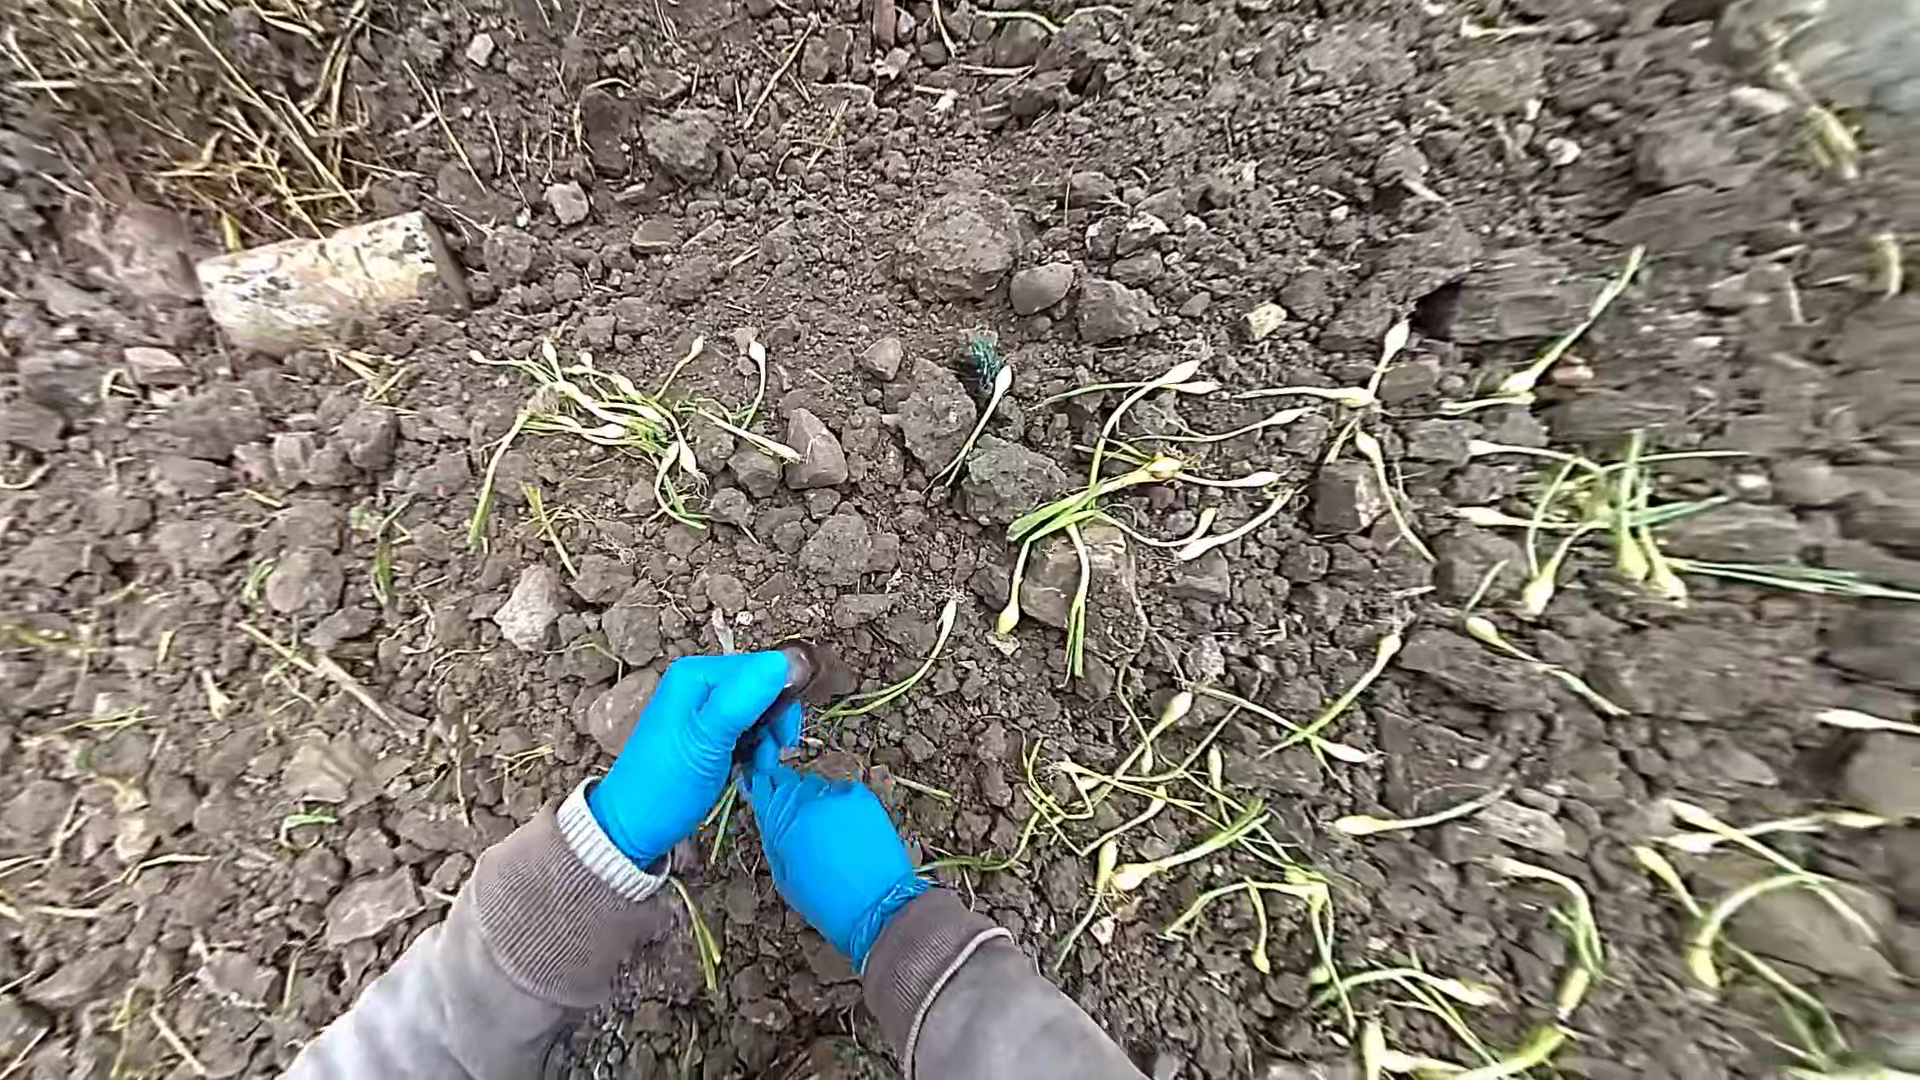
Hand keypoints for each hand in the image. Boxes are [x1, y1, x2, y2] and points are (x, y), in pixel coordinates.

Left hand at [587, 651, 800, 866]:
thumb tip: (782, 661)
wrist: (631, 833)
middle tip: (773, 754)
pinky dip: (756, 747)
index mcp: (696, 674)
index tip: (783, 736)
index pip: (762, 668)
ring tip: (761, 765)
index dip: (780, 699)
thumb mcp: (707, 741)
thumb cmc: (664, 788)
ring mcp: (704, 707)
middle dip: (775, 722)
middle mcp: (700, 683)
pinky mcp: (708, 730)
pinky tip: (751, 766)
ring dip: (768, 738)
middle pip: (762, 688)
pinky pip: (747, 727)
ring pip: (759, 710)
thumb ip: (744, 698)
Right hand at [740, 737, 930, 968]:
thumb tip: (767, 810)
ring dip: (817, 800)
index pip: (767, 788)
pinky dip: (840, 803)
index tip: (763, 785)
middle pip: (794, 783)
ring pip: (819, 786)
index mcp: (786, 823)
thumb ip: (775, 836)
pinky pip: (843, 791)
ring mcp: (840, 796)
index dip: (764, 785)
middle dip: (791, 795)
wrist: (876, 906)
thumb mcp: (784, 876)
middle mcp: (812, 802)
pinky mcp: (864, 796)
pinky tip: (844, 828)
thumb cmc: (826, 901)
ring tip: (825, 831)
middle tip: (798, 820)